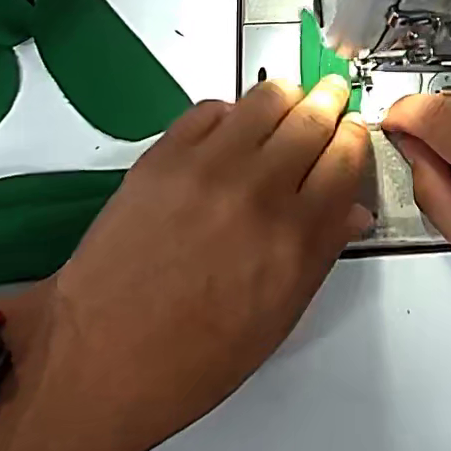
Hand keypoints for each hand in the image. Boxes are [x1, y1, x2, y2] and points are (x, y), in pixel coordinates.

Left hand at [0, 77, 371, 450]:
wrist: (96, 354)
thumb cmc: (193, 356)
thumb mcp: (277, 317)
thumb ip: (321, 251)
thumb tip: (352, 208)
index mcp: (295, 239)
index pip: (345, 158)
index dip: (354, 137)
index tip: (352, 132)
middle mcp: (258, 192)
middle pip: (313, 118)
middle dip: (330, 101)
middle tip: (332, 94)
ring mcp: (208, 167)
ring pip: (267, 98)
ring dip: (287, 95)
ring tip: (289, 100)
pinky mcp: (164, 154)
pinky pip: (211, 107)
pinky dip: (231, 111)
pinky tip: (233, 127)